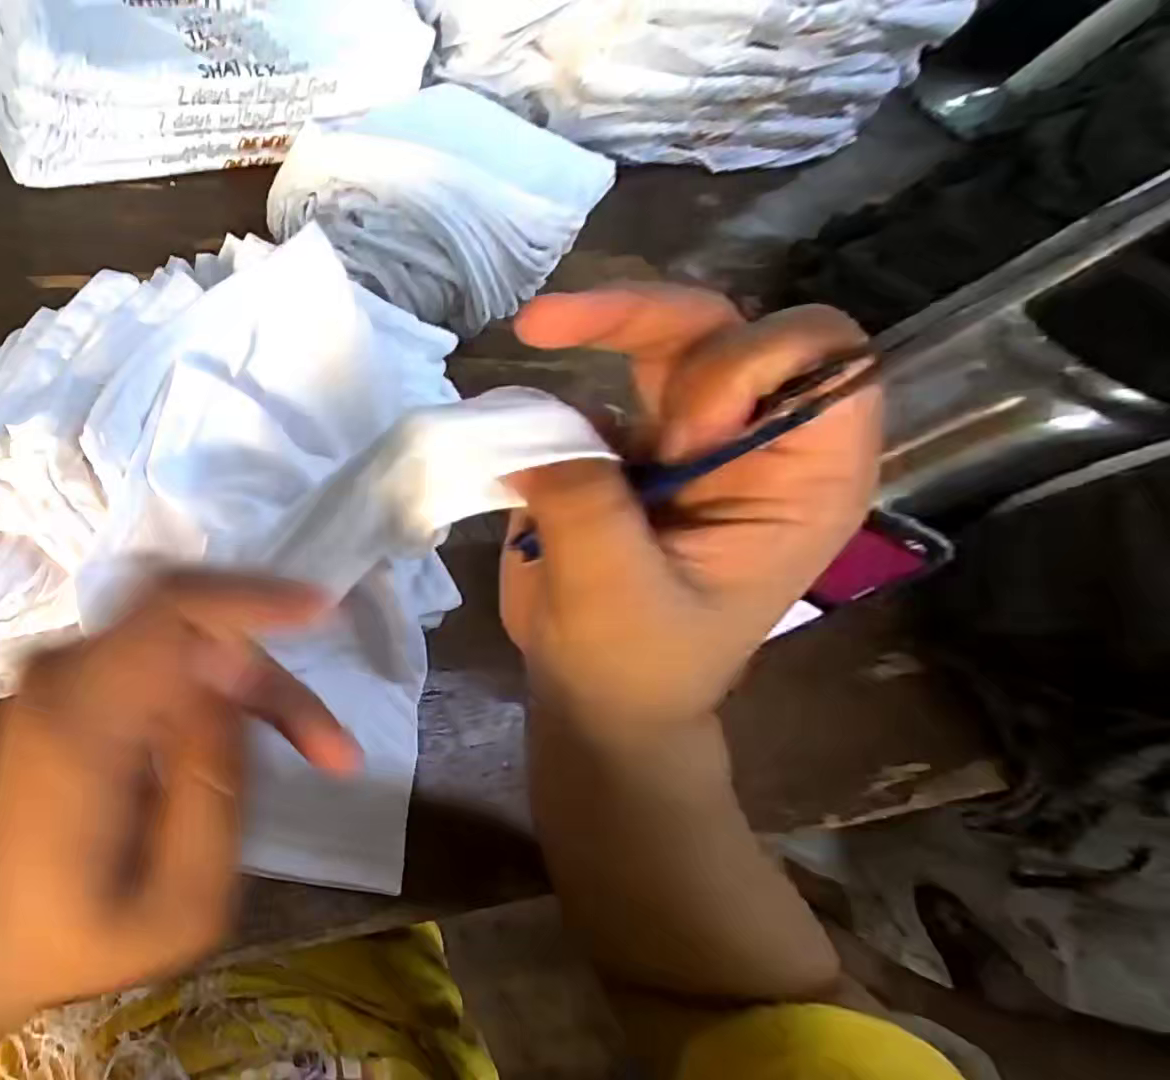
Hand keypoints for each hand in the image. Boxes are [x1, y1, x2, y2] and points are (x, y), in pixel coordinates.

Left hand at [0, 570, 358, 1017]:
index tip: (322, 609)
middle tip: (329, 744)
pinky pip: (162, 655)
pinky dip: (216, 685)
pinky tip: (249, 732)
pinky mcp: (71, 678)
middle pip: (189, 624)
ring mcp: (60, 670)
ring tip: (311, 747)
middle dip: (268, 671)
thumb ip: (215, 777)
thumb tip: (232, 666)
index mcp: (77, 721)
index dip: (251, 598)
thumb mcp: (181, 898)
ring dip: (249, 682)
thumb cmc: (83, 934)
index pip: (168, 609)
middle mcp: (60, 674)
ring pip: (183, 638)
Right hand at [501, 283, 879, 730]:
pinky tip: (508, 415)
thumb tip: (537, 430)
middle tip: (542, 325)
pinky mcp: (618, 456)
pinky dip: (546, 395)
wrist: (593, 691)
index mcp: (797, 479)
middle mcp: (748, 445)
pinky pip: (588, 397)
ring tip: (531, 332)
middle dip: (638, 316)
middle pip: (722, 333)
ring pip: (656, 346)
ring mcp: (679, 445)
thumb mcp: (614, 593)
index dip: (742, 371)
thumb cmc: (631, 661)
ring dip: (593, 331)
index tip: (671, 435)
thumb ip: (586, 506)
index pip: (818, 365)